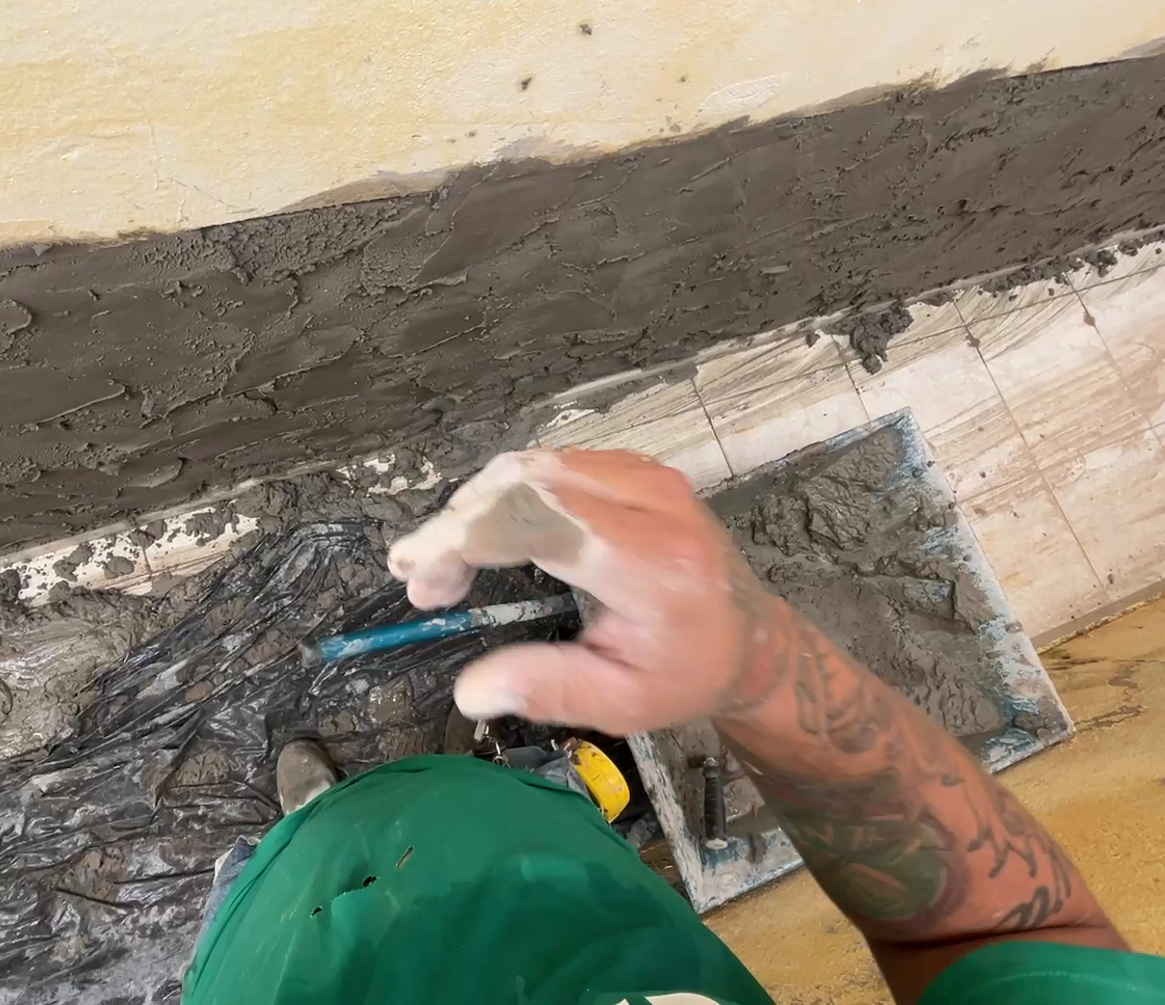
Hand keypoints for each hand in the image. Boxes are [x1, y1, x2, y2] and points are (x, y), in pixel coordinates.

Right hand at [387, 449, 793, 735]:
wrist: (749, 633)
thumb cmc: (686, 672)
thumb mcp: (622, 701)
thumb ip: (548, 689)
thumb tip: (469, 690)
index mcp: (652, 563)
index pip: (537, 520)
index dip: (461, 539)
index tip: (415, 574)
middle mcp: (651, 500)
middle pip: (526, 482)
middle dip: (457, 525)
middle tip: (424, 581)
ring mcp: (645, 473)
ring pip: (532, 464)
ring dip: (475, 508)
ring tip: (448, 563)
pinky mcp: (634, 465)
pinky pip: (550, 463)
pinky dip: (504, 495)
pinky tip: (487, 534)